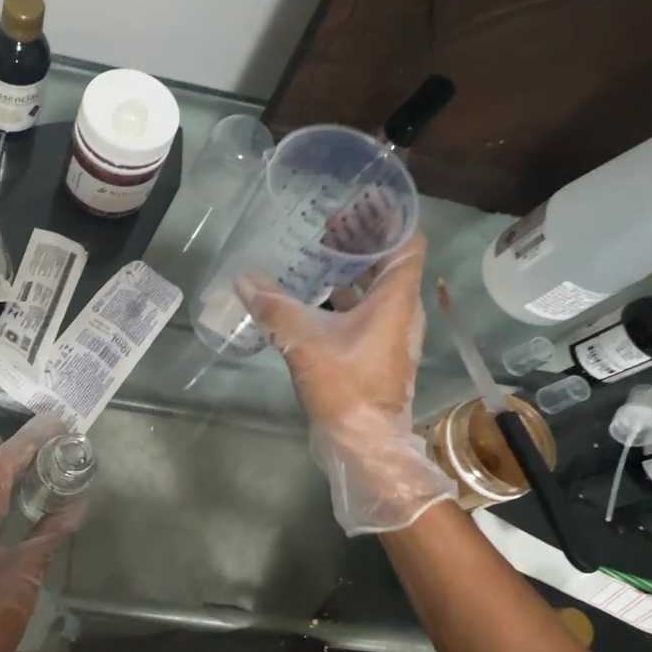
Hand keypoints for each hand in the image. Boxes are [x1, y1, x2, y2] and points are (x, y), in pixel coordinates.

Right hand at [236, 233, 455, 533]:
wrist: (365, 446)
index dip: (389, 219)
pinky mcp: (376, 353)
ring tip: (315, 256)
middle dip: (361, 242)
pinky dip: (343, 299)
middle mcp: (401, 311)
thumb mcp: (305, 344)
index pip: (408, 242)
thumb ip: (275, 308)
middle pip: (389, 262)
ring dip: (350, 272)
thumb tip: (244, 278)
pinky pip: (364, 312)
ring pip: (375, 289)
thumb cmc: (347, 389)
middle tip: (325, 227)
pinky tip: (309, 299)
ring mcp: (390, 334)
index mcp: (396, 299)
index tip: (359, 205)